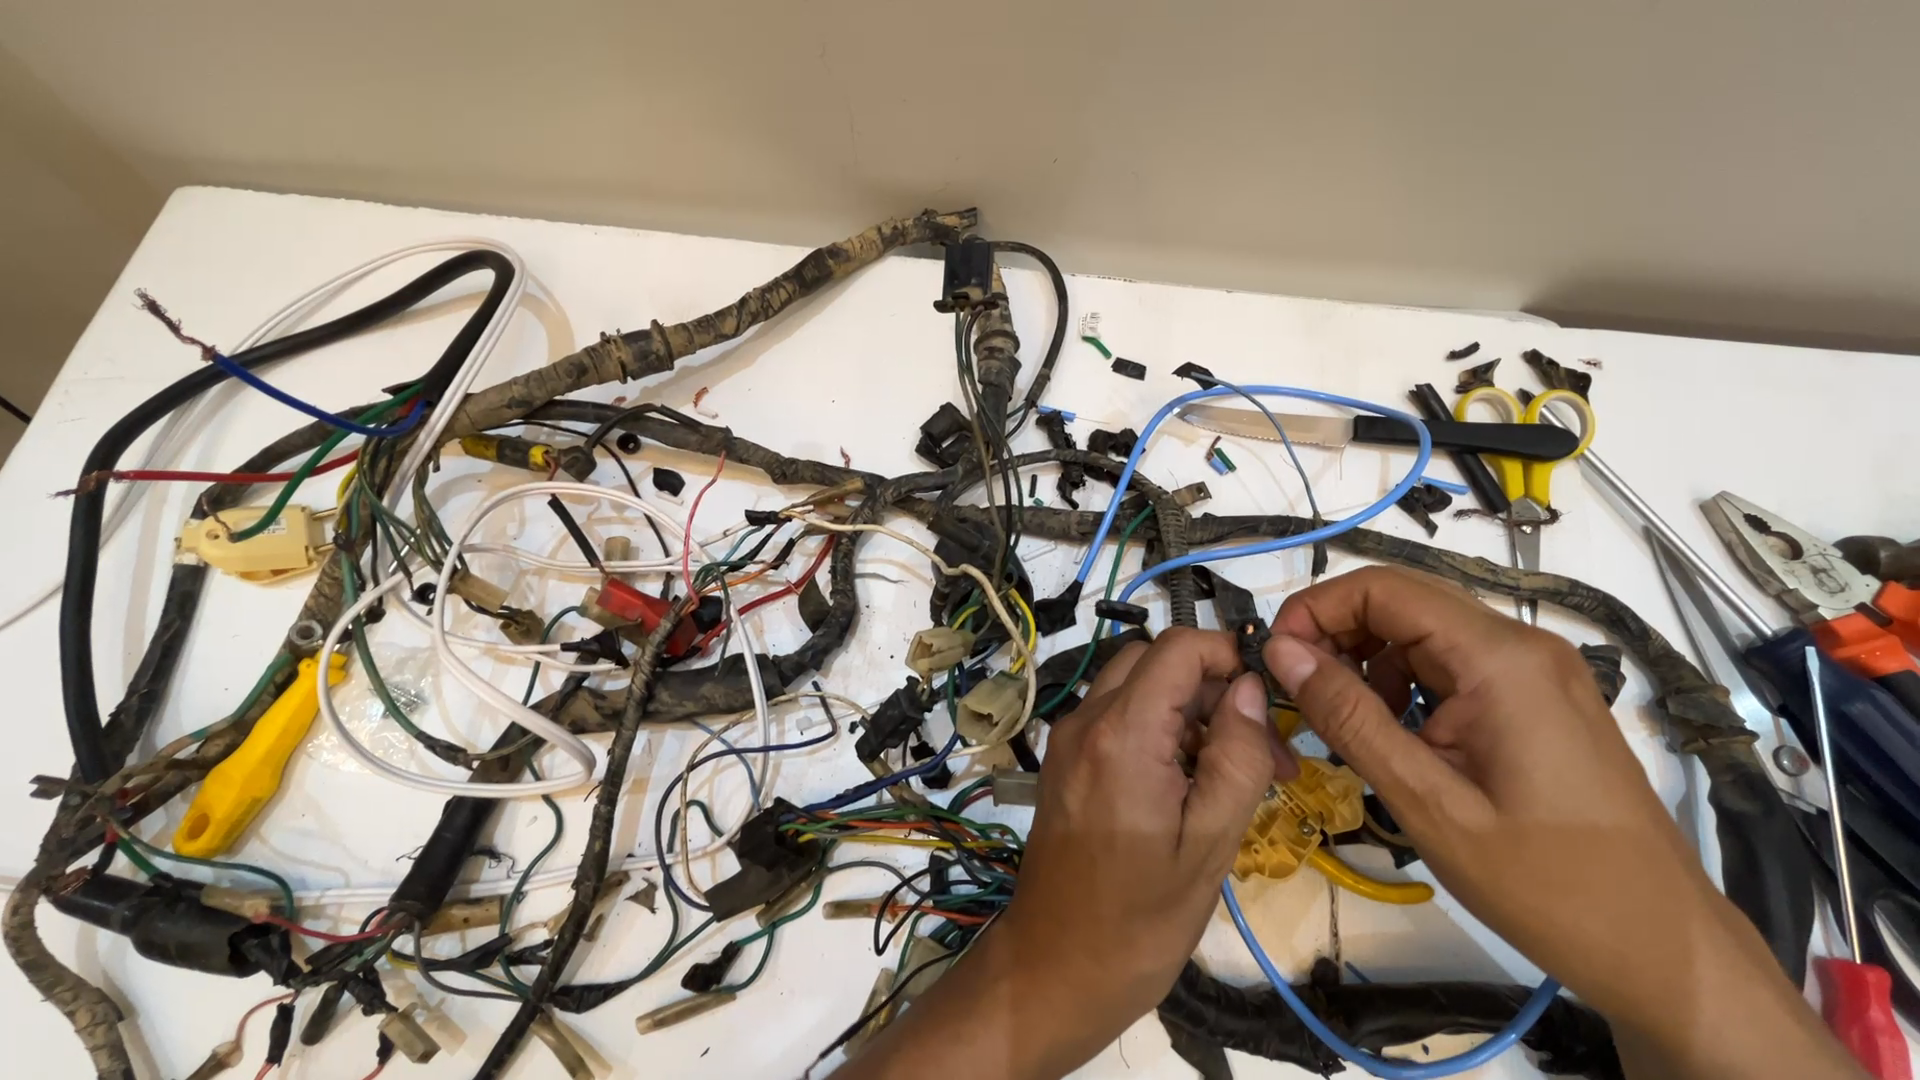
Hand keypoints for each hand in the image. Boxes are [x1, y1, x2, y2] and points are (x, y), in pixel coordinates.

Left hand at [841, 628, 1287, 1079]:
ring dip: (1190, 712)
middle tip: (1264, 750)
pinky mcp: (1066, 762)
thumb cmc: (1141, 918)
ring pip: (1138, 688)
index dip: (1229, 655)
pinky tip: (1192, 785)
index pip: (1178, 648)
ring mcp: (1069, 740)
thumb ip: (1237, 756)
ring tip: (1237, 776)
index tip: (1271, 700)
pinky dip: (1159, 731)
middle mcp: (1085, 720)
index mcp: (1121, 732)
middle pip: (1156, 662)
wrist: (1056, 967)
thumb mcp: (1210, 841)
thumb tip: (1251, 689)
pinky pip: (1119, 720)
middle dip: (1214, 689)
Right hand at [1263, 566, 1854, 1077]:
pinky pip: (1450, 666)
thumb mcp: (1426, 801)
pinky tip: (1393, 736)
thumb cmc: (1542, 882)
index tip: (1275, 661)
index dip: (1316, 610)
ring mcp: (1535, 671)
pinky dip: (1404, 686)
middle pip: (1402, 604)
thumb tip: (1280, 651)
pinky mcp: (1536, 699)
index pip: (1384, 588)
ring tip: (1342, 725)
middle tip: (1298, 696)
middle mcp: (1521, 646)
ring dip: (1367, 664)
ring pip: (1422, 634)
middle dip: (1335, 637)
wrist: (1658, 947)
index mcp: (1499, 659)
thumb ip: (1349, 716)